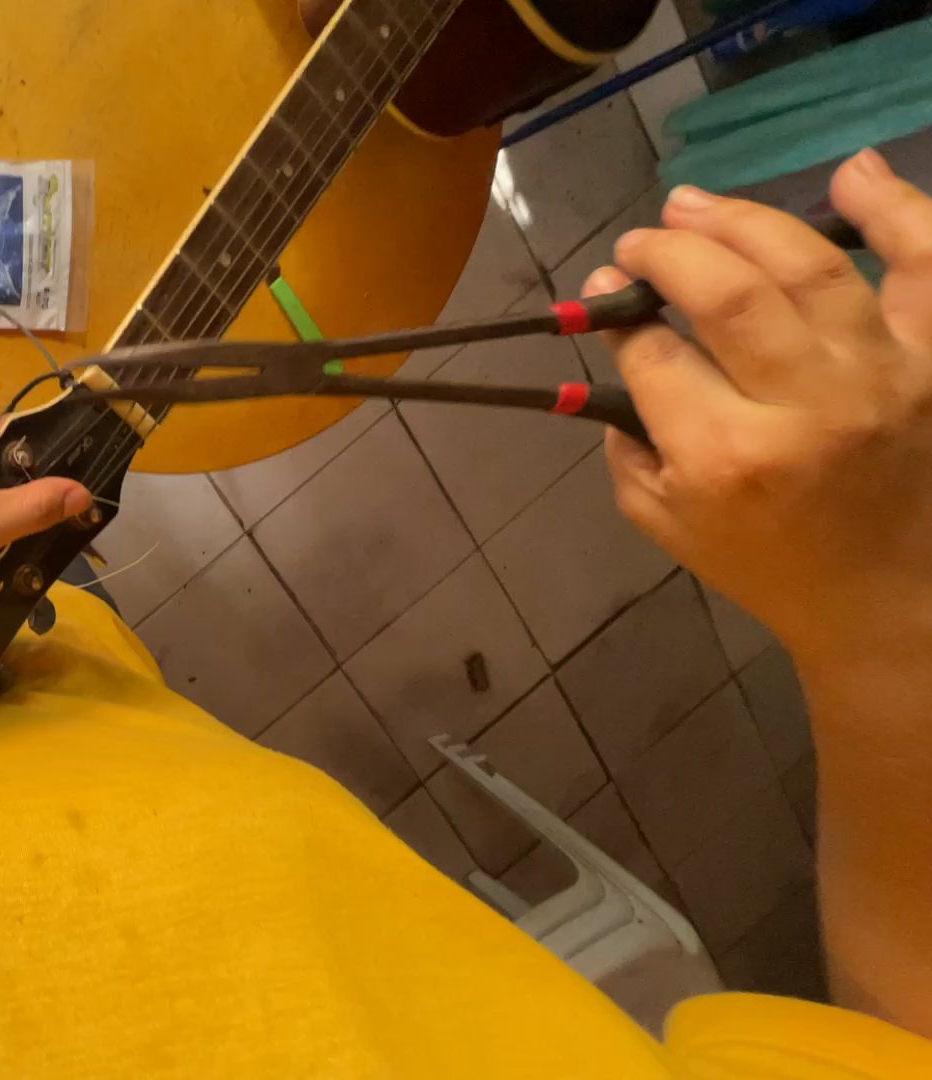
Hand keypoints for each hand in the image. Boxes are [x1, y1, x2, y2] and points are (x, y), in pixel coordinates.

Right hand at [590, 149, 931, 669]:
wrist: (888, 591)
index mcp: (723, 452)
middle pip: (731, 295)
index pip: (656, 354)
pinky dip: (898, 211)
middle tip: (635, 242)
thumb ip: (631, 437)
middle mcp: (806, 404)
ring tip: (692, 204)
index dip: (618, 312)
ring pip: (814, 267)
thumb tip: (630, 359)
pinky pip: (929, 269)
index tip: (597, 292)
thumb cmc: (754, 556)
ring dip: (744, 223)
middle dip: (670, 254)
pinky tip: (851, 173)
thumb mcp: (655, 511)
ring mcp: (888, 374)